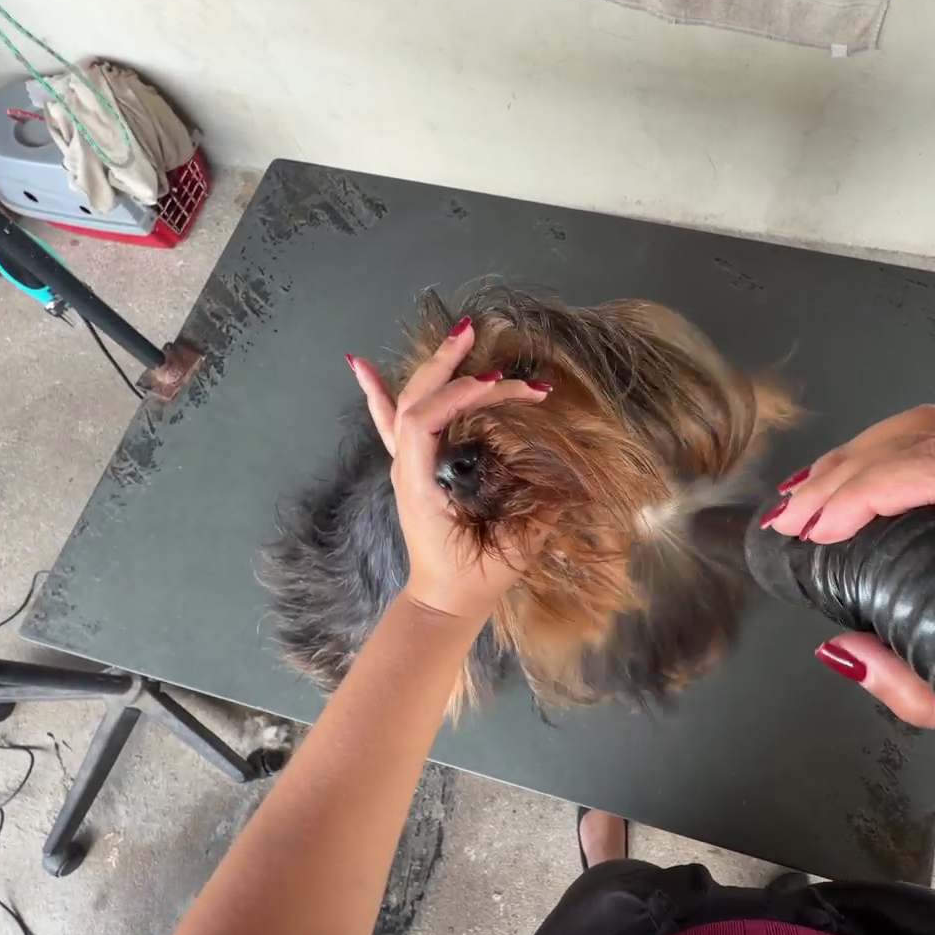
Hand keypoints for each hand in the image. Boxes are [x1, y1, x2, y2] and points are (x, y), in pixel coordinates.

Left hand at [348, 319, 548, 619]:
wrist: (443, 600)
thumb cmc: (476, 578)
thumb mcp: (512, 548)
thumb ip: (539, 512)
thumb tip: (572, 476)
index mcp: (421, 483)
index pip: (425, 421)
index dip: (457, 396)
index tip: (498, 385)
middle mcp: (407, 467)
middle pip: (414, 400)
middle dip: (446, 364)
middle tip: (476, 334)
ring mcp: (406, 466)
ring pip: (405, 404)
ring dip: (432, 367)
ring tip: (458, 335)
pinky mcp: (413, 469)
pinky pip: (390, 425)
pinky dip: (377, 393)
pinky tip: (361, 364)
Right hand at [769, 406, 934, 754]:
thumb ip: (915, 684)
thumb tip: (839, 650)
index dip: (860, 491)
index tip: (812, 527)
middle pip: (930, 432)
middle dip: (845, 470)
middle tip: (794, 513)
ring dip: (863, 454)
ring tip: (812, 493)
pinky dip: (896, 452)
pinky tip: (859, 476)